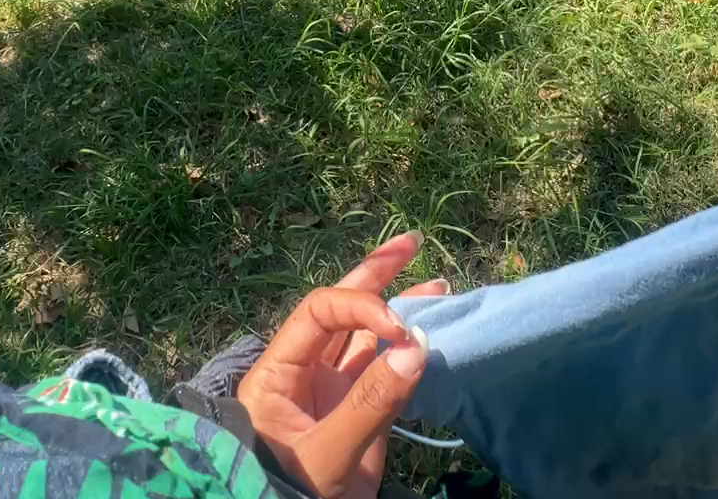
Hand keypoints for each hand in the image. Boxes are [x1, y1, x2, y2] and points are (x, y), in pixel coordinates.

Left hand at [239, 232, 447, 498]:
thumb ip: (369, 403)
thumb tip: (417, 345)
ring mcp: (334, 393)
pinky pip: (388, 374)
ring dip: (401, 310)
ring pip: (369, 338)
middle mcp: (307, 371)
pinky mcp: (360, 417)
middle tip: (411, 243)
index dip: (361, 306)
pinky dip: (411, 353)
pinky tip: (433, 334)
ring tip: (438, 285)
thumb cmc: (283, 493)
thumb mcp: (323, 456)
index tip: (399, 326)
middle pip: (342, 309)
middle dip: (376, 274)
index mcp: (279, 370)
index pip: (322, 311)